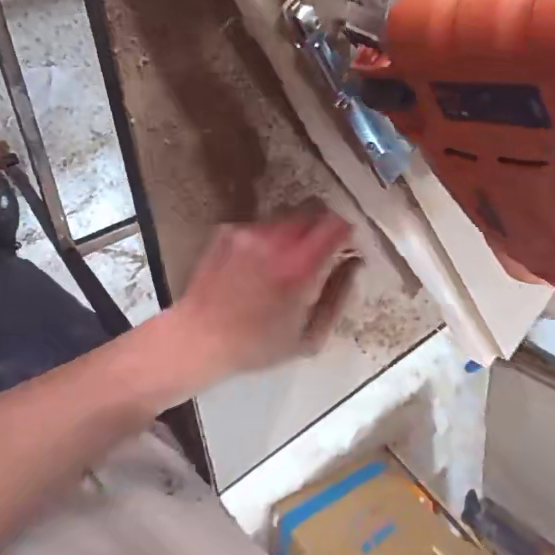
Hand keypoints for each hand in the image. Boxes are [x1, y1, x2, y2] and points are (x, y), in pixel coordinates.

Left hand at [156, 205, 359, 394]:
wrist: (200, 335)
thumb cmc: (257, 344)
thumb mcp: (310, 335)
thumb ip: (339, 295)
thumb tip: (355, 263)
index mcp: (299, 266)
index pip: (336, 224)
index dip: (345, 233)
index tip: (345, 245)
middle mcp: (273, 240)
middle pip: (311, 210)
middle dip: (320, 226)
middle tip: (317, 252)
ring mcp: (245, 232)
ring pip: (283, 215)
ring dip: (290, 232)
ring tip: (281, 263)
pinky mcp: (224, 231)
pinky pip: (255, 225)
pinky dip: (262, 237)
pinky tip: (253, 265)